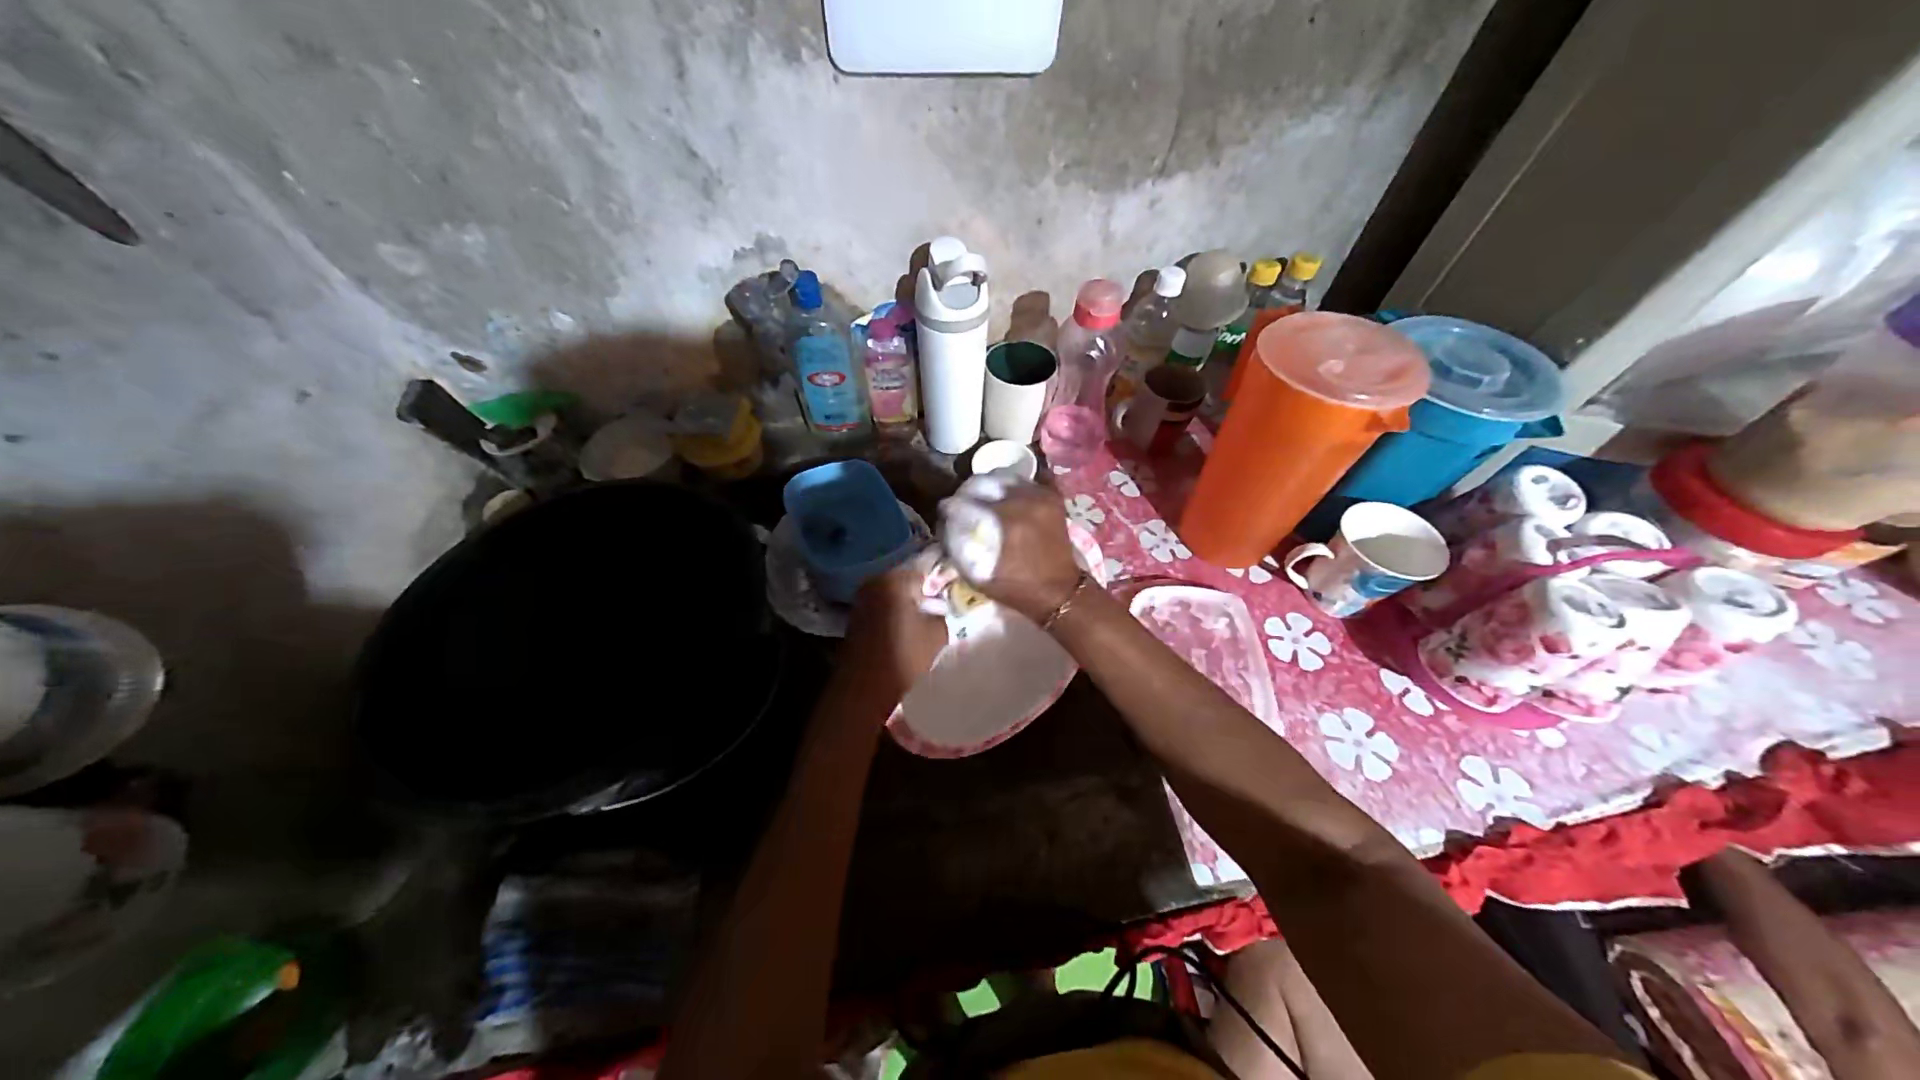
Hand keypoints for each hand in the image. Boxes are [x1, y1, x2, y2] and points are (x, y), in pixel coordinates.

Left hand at [843, 550, 949, 701]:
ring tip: (933, 614)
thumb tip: (944, 603)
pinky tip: (913, 625)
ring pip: (896, 591)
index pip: (928, 565)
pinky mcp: (857, 617)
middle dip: (928, 587)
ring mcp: (862, 598)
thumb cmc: (904, 657)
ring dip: (913, 600)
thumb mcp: (938, 633)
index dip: (947, 575)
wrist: (863, 690)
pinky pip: (885, 605)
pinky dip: (898, 611)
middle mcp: (875, 581)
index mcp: (895, 578)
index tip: (960, 587)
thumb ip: (944, 610)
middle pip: (910, 577)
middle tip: (948, 601)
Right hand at [945, 479, 1083, 624]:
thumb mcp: (977, 575)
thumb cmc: (1014, 587)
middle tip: (963, 503)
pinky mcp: (1051, 497)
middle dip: (967, 492)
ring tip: (983, 497)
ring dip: (988, 485)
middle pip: (981, 482)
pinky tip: (1005, 494)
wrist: (1057, 590)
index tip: (945, 513)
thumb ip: (957, 545)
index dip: (949, 507)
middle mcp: (1020, 502)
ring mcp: (1038, 496)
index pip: (962, 502)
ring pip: (1002, 476)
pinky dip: (1012, 484)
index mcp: (1000, 522)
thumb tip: (945, 521)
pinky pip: (1025, 479)